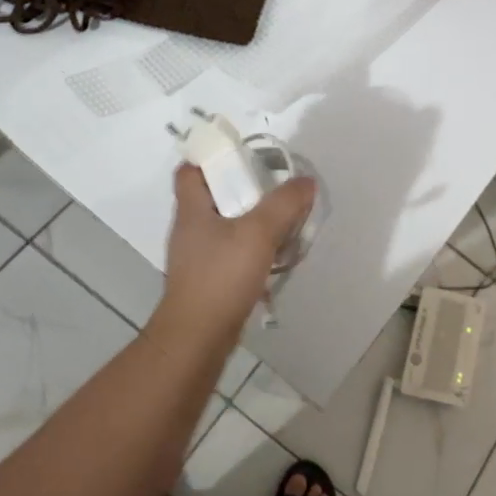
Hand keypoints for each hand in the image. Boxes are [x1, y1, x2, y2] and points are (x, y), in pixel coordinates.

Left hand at [147, 163, 315, 345]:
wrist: (197, 339)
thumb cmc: (220, 277)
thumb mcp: (258, 232)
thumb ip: (284, 203)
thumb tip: (305, 182)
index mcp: (192, 210)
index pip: (189, 171)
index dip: (212, 158)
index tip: (244, 155)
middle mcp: (191, 229)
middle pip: (214, 196)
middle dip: (245, 188)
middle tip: (276, 186)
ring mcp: (199, 257)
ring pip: (227, 225)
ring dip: (253, 220)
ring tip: (284, 220)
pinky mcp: (210, 279)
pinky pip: (233, 251)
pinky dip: (253, 248)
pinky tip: (276, 255)